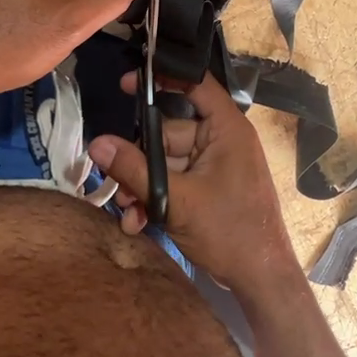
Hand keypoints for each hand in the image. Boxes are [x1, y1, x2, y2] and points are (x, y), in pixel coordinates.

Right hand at [88, 73, 300, 293]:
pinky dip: (154, 200)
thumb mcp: (176, 200)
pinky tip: (137, 222)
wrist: (260, 279)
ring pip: (163, 164)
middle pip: (165, 134)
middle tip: (114, 184)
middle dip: (136, 161)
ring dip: (140, 186)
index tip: (127, 83)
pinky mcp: (205, 191)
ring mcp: (212, 168)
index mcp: (225, 129)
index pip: (195, 85)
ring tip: (126, 210)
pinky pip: (173, 183)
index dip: (162, 77)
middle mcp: (219, 142)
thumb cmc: (230, 230)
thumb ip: (135, 170)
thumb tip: (96, 143)